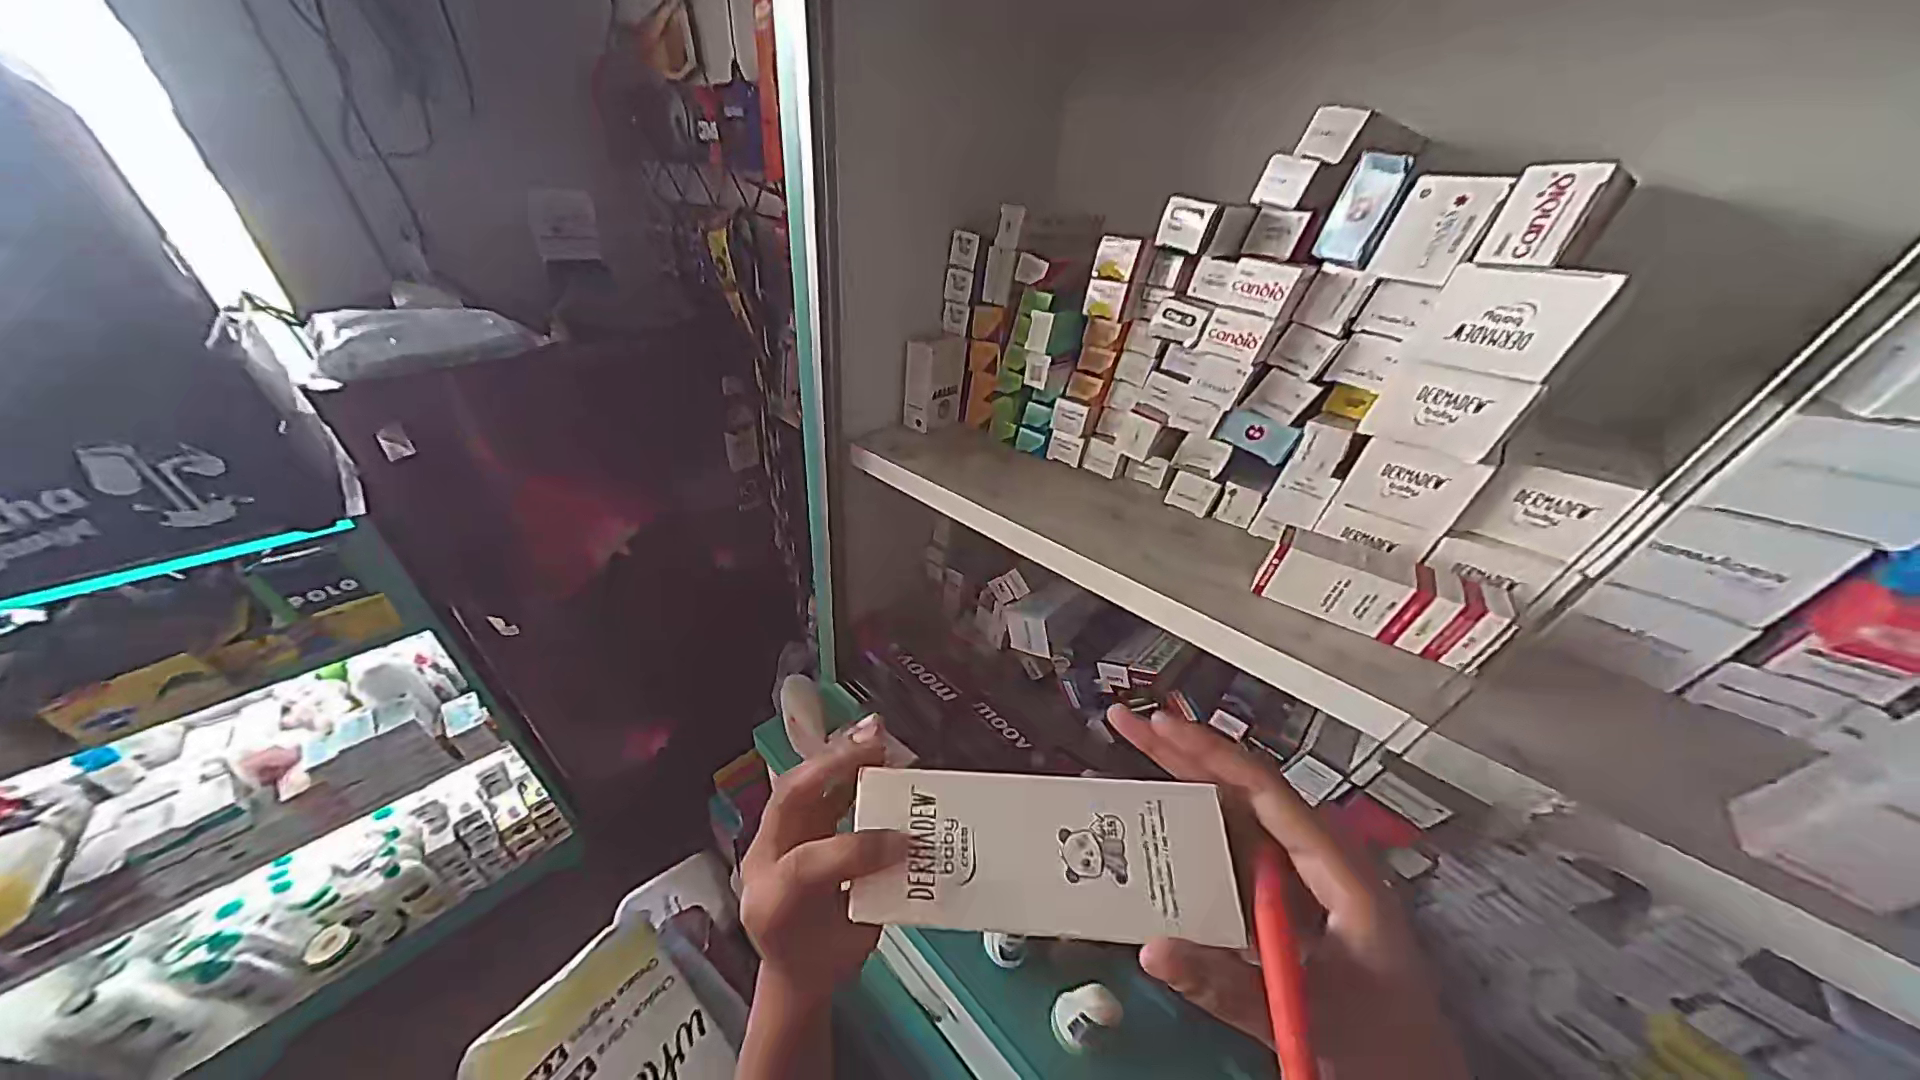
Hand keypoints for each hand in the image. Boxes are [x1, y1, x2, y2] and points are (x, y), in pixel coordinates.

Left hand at [740, 715, 906, 1008]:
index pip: (807, 862)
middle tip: (877, 744)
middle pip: (789, 800)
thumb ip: (876, 895)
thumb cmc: (823, 960)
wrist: (792, 970)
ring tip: (874, 733)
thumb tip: (908, 851)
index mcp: (773, 902)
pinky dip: (840, 763)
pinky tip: (869, 749)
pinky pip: (811, 784)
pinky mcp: (787, 823)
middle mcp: (763, 862)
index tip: (901, 842)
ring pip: (797, 782)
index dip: (857, 848)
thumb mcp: (853, 941)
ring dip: (838, 754)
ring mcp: (771, 838)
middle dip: (832, 767)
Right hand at [1106, 705, 1469, 1079]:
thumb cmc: (1385, 1048)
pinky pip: (1227, 847)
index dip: (1211, 754)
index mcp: (1337, 870)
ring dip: (1184, 777)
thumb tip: (1152, 949)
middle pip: (1242, 787)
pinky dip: (1189, 823)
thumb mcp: (1307, 1016)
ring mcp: (1294, 876)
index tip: (1163, 727)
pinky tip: (1157, 814)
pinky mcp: (1277, 896)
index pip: (1265, 791)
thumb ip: (1228, 987)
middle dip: (1184, 751)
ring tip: (1138, 749)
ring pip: (1231, 810)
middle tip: (1132, 722)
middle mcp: (1314, 858)